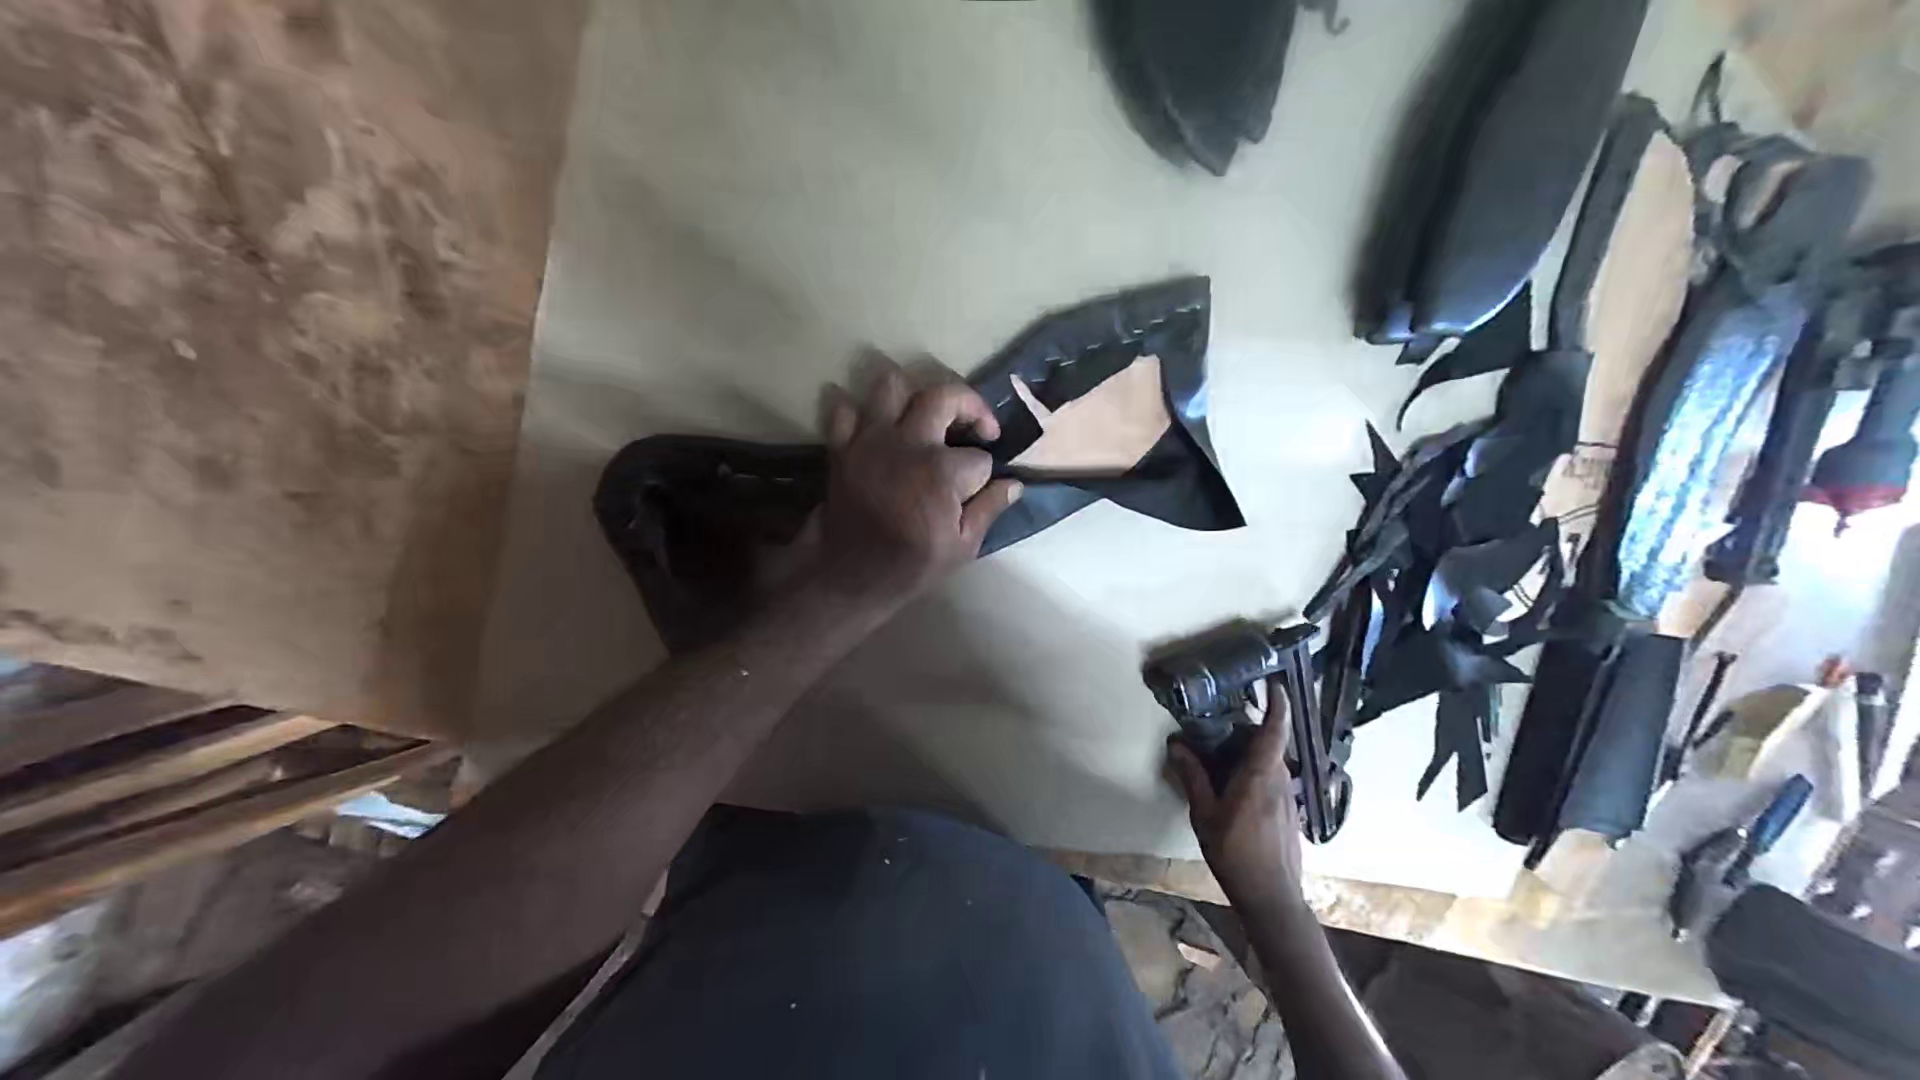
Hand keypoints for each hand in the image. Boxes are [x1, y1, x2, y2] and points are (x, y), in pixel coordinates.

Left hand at [815, 367, 1022, 606]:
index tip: (977, 489)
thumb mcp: (962, 547)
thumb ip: (989, 509)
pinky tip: (877, 427)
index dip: (984, 472)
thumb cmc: (912, 566)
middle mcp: (909, 443)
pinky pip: (844, 409)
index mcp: (942, 471)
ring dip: (914, 394)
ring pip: (892, 384)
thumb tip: (1014, 484)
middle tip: (977, 425)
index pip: (979, 457)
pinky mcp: (843, 446)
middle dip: (970, 404)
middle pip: (944, 395)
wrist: (850, 575)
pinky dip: (859, 412)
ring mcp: (872, 440)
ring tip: (925, 417)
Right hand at [1166, 679, 1304, 907]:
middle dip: (1250, 728)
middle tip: (1222, 721)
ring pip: (1272, 761)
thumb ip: (1193, 776)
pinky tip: (1234, 784)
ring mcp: (1288, 797)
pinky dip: (1256, 769)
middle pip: (1271, 743)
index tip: (1272, 683)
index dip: (1276, 703)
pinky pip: (1273, 778)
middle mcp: (1282, 780)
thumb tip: (1176, 744)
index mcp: (1262, 775)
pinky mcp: (1288, 812)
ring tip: (1222, 752)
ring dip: (1252, 751)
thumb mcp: (1205, 814)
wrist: (1272, 898)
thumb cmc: (1236, 853)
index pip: (1275, 729)